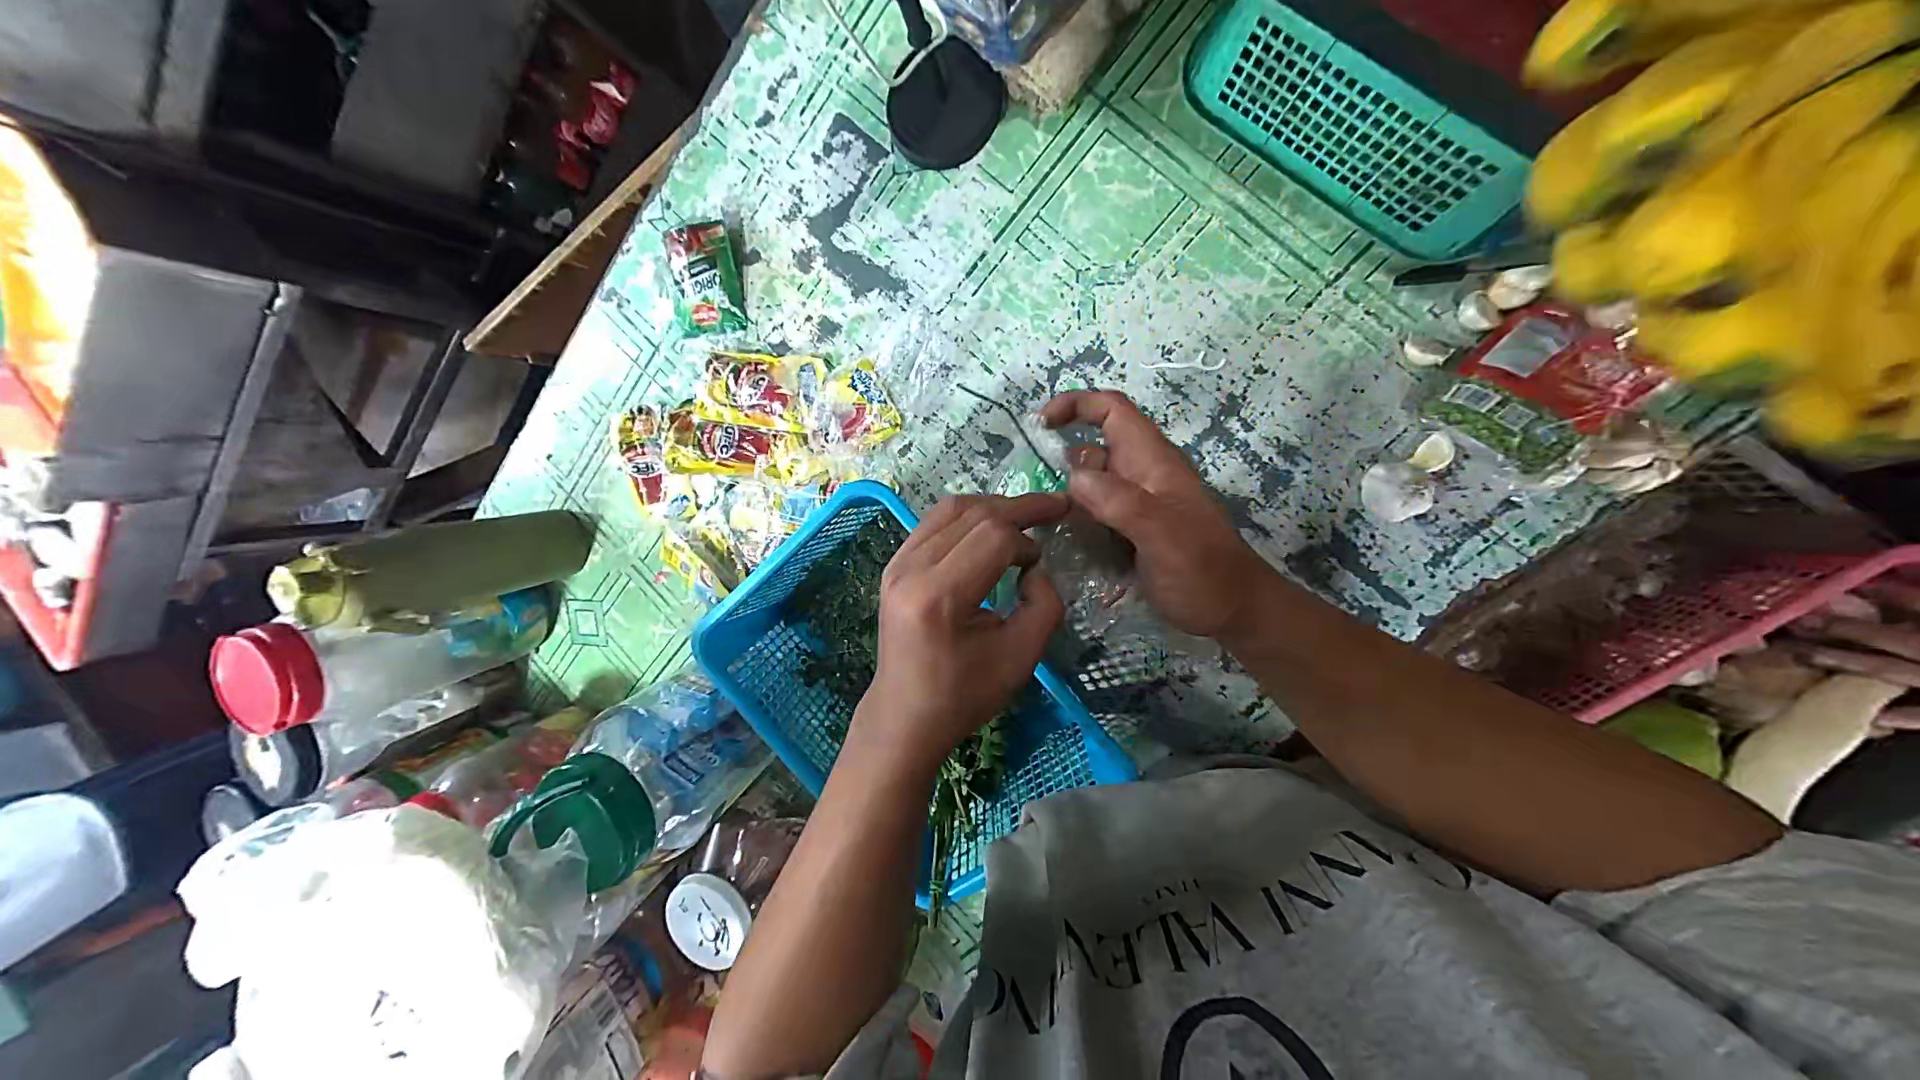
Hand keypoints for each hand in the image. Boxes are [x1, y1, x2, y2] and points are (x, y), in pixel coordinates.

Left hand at [852, 494, 1068, 771]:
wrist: (906, 715)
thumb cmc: (964, 694)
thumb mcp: (1021, 658)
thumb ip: (1043, 605)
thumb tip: (1034, 565)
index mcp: (939, 597)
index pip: (993, 538)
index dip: (1026, 541)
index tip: (1040, 564)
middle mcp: (911, 570)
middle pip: (973, 514)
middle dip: (1018, 509)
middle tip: (1055, 508)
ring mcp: (896, 564)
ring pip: (951, 509)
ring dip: (993, 507)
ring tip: (1026, 515)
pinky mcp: (894, 565)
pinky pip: (934, 522)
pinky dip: (968, 517)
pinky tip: (990, 526)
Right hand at [1041, 390, 1274, 638]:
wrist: (1234, 612)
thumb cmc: (1204, 571)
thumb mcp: (1163, 534)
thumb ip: (1120, 502)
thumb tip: (1073, 477)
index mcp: (1152, 462)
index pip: (1113, 411)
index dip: (1077, 404)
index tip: (1040, 424)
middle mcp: (1142, 476)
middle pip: (1095, 447)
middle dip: (1063, 458)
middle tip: (1037, 493)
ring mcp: (1137, 505)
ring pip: (1092, 483)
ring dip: (1066, 494)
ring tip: (1045, 519)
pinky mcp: (1131, 532)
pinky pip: (1095, 514)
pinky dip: (1076, 519)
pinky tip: (1062, 540)